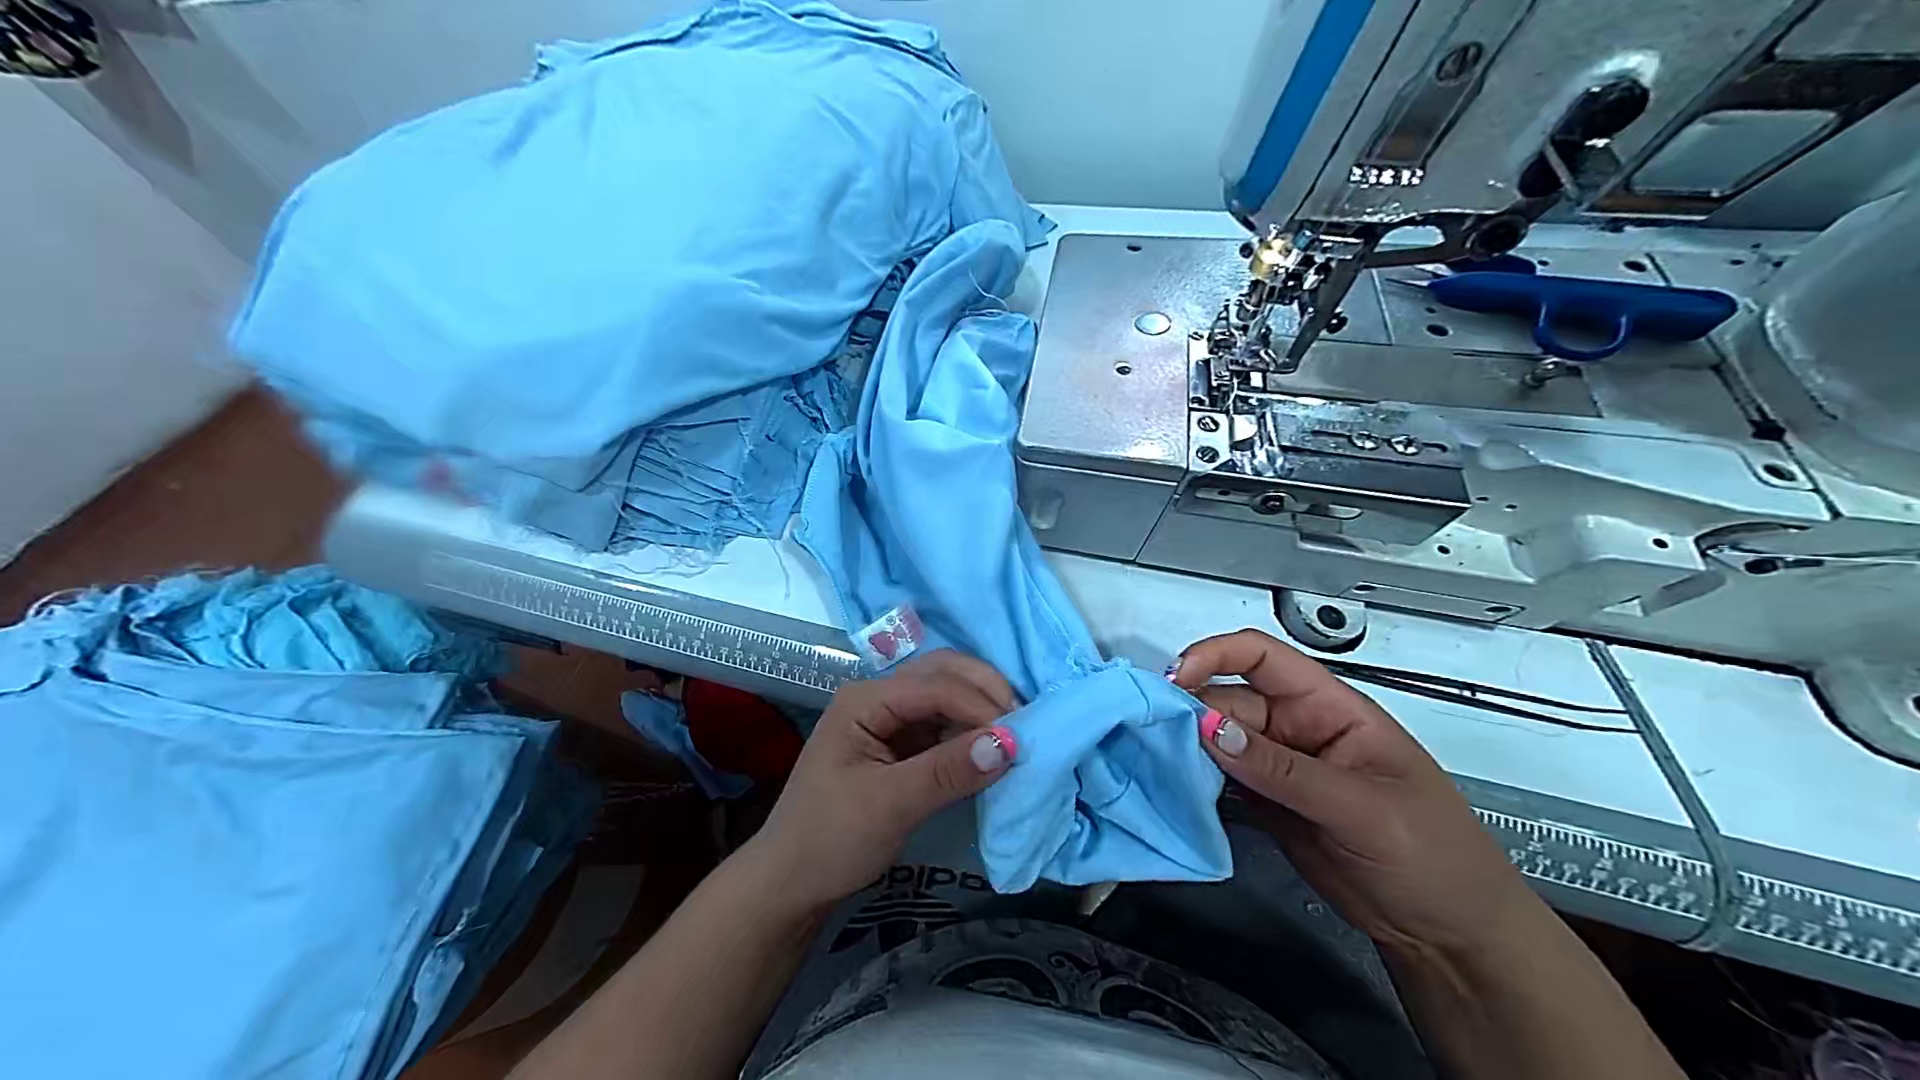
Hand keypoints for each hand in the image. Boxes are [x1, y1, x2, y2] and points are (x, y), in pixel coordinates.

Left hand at [744, 649, 1018, 909]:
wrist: (791, 882)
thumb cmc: (830, 840)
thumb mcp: (890, 806)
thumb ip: (948, 771)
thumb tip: (1009, 742)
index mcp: (865, 700)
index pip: (935, 685)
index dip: (980, 706)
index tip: (1019, 740)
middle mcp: (878, 697)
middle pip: (943, 673)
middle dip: (986, 693)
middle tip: (1024, 727)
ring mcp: (889, 718)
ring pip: (947, 694)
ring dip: (982, 710)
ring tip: (1014, 738)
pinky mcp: (900, 743)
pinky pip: (943, 723)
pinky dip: (970, 731)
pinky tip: (990, 750)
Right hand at [1173, 629, 1538, 957]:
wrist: (1451, 938)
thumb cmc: (1439, 859)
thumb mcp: (1365, 809)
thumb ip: (1286, 770)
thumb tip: (1213, 730)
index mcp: (1331, 708)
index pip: (1262, 657)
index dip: (1216, 655)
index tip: (1179, 677)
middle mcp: (1298, 729)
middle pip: (1229, 698)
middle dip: (1193, 711)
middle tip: (1160, 735)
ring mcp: (1279, 767)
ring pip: (1217, 740)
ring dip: (1189, 748)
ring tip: (1164, 762)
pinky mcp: (1266, 803)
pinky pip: (1220, 779)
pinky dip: (1196, 782)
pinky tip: (1181, 790)